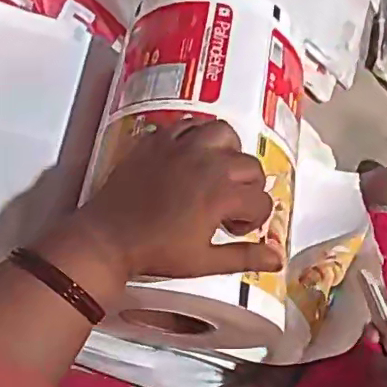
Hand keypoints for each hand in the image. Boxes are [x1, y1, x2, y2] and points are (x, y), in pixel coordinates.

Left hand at [65, 117, 283, 281]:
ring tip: (217, 172)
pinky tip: (193, 155)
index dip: (254, 219)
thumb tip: (278, 259)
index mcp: (222, 194)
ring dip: (229, 152)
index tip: (234, 229)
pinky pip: (190, 124)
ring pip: (225, 134)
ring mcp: (182, 146)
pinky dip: (198, 135)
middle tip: (227, 207)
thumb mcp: (204, 262)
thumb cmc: (157, 252)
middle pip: (251, 165)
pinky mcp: (159, 139)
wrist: (108, 238)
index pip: (261, 200)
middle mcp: (208, 163)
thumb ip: (244, 257)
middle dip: (248, 188)